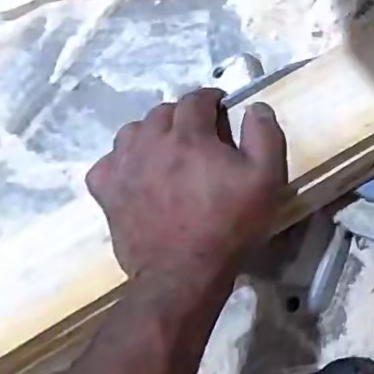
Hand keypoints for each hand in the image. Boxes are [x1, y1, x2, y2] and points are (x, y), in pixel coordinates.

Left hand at [86, 88, 288, 302]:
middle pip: (163, 111)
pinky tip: (137, 173)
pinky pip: (108, 162)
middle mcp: (151, 142)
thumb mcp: (265, 179)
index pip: (196, 99)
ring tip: (168, 151)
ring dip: (152, 134)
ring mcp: (124, 167)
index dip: (211, 99)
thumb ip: (263, 135)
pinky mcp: (108, 193)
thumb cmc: (229, 226)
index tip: (221, 107)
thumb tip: (254, 106)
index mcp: (189, 135)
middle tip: (200, 135)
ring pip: (133, 131)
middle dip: (183, 115)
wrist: (184, 275)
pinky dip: (122, 161)